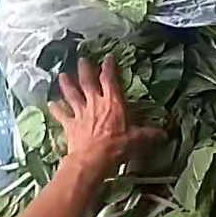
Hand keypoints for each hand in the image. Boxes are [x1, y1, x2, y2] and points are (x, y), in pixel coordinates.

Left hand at [49, 56, 159, 179]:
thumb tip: (165, 134)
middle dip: (85, 70)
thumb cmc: (117, 145)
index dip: (109, 67)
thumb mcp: (137, 139)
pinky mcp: (70, 125)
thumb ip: (149, 134)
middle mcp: (95, 103)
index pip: (110, 79)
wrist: (92, 158)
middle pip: (87, 82)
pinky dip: (56, 109)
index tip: (108, 58)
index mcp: (112, 102)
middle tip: (82, 60)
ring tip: (62, 75)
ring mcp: (80, 113)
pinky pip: (62, 115)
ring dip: (66, 84)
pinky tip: (50, 104)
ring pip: (71, 94)